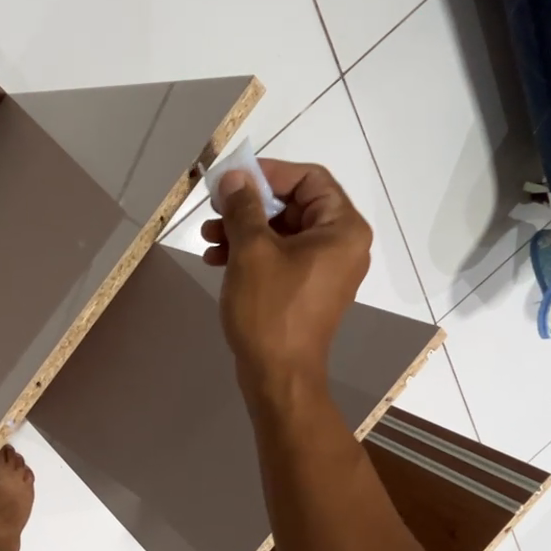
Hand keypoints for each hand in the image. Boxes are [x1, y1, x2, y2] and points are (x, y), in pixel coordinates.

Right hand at [200, 160, 371, 387]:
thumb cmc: (270, 311)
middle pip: (294, 206)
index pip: (309, 179)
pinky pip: (280, 259)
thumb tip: (234, 178)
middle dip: (249, 207)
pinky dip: (252, 255)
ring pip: (282, 234)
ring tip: (208, 238)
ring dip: (244, 231)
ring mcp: (325, 272)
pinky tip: (218, 259)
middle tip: (214, 210)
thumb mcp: (252, 252)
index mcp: (342, 229)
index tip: (233, 180)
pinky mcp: (306, 292)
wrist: (278, 377)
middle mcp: (342, 246)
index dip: (268, 174)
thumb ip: (242, 208)